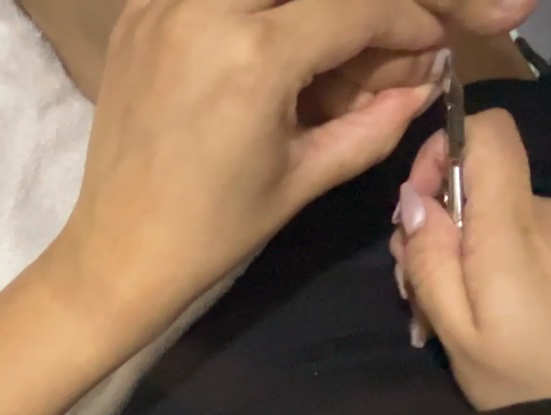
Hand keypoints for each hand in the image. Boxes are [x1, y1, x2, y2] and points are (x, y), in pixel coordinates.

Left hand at [54, 0, 446, 333]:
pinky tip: (265, 48)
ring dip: (306, 9)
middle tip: (370, 54)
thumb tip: (423, 86)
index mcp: (254, 57)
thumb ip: (371, 127)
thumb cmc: (211, 234)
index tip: (431, 45)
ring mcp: (163, 2)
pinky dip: (252, 12)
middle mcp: (205, 6)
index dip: (407, 21)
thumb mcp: (300, 182)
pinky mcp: (136, 12)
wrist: (119, 253)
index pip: (357, 6)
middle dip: (359, 10)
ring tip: (317, 61)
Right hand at [392, 110, 550, 412]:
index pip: (485, 131)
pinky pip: (523, 244)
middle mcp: (547, 212)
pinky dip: (492, 273)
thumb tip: (412, 203)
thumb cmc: (531, 379)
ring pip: (495, 221)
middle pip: (479, 186)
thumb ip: (431, 262)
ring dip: (459, 261)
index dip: (440, 151)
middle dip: (435, 231)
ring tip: (448, 325)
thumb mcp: (459, 333)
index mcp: (512, 225)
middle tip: (418, 300)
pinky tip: (488, 325)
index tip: (414, 209)